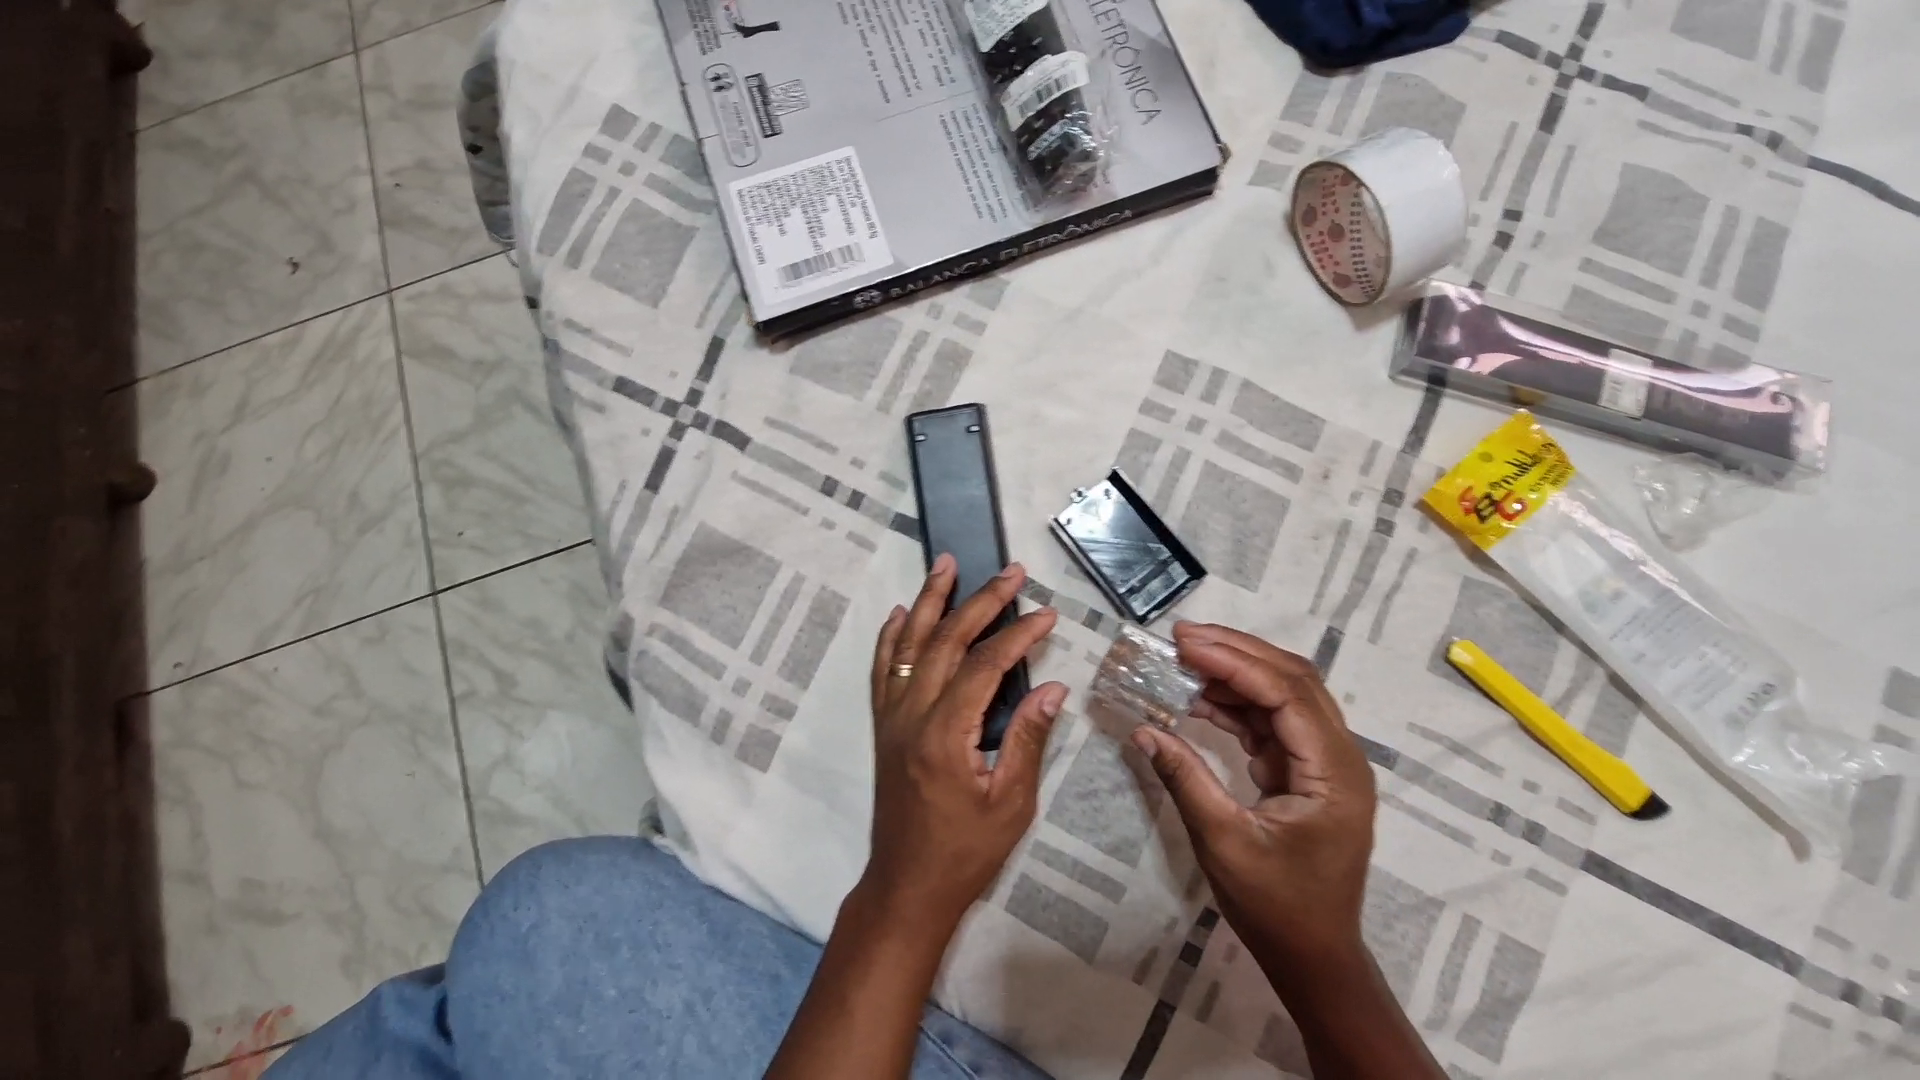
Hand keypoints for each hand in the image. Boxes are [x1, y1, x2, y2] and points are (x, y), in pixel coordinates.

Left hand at [862, 554, 1067, 929]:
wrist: (907, 884)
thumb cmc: (965, 851)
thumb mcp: (1011, 804)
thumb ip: (1029, 741)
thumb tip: (1052, 688)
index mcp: (945, 734)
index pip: (986, 666)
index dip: (1018, 635)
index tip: (1048, 615)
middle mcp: (912, 716)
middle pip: (947, 642)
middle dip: (980, 602)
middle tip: (1011, 572)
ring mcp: (892, 719)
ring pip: (909, 646)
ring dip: (929, 601)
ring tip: (945, 564)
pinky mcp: (884, 727)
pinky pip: (883, 671)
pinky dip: (892, 638)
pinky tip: (902, 614)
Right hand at [1129, 622, 1376, 985]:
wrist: (1313, 954)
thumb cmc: (1276, 905)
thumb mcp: (1223, 842)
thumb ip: (1185, 779)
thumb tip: (1143, 730)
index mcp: (1333, 771)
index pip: (1286, 693)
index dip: (1234, 660)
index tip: (1184, 642)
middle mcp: (1338, 756)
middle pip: (1291, 681)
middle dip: (1236, 652)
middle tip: (1181, 637)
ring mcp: (1323, 763)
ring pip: (1282, 696)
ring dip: (1234, 675)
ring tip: (1182, 660)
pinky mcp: (1305, 772)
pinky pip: (1271, 723)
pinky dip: (1235, 706)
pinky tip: (1197, 700)